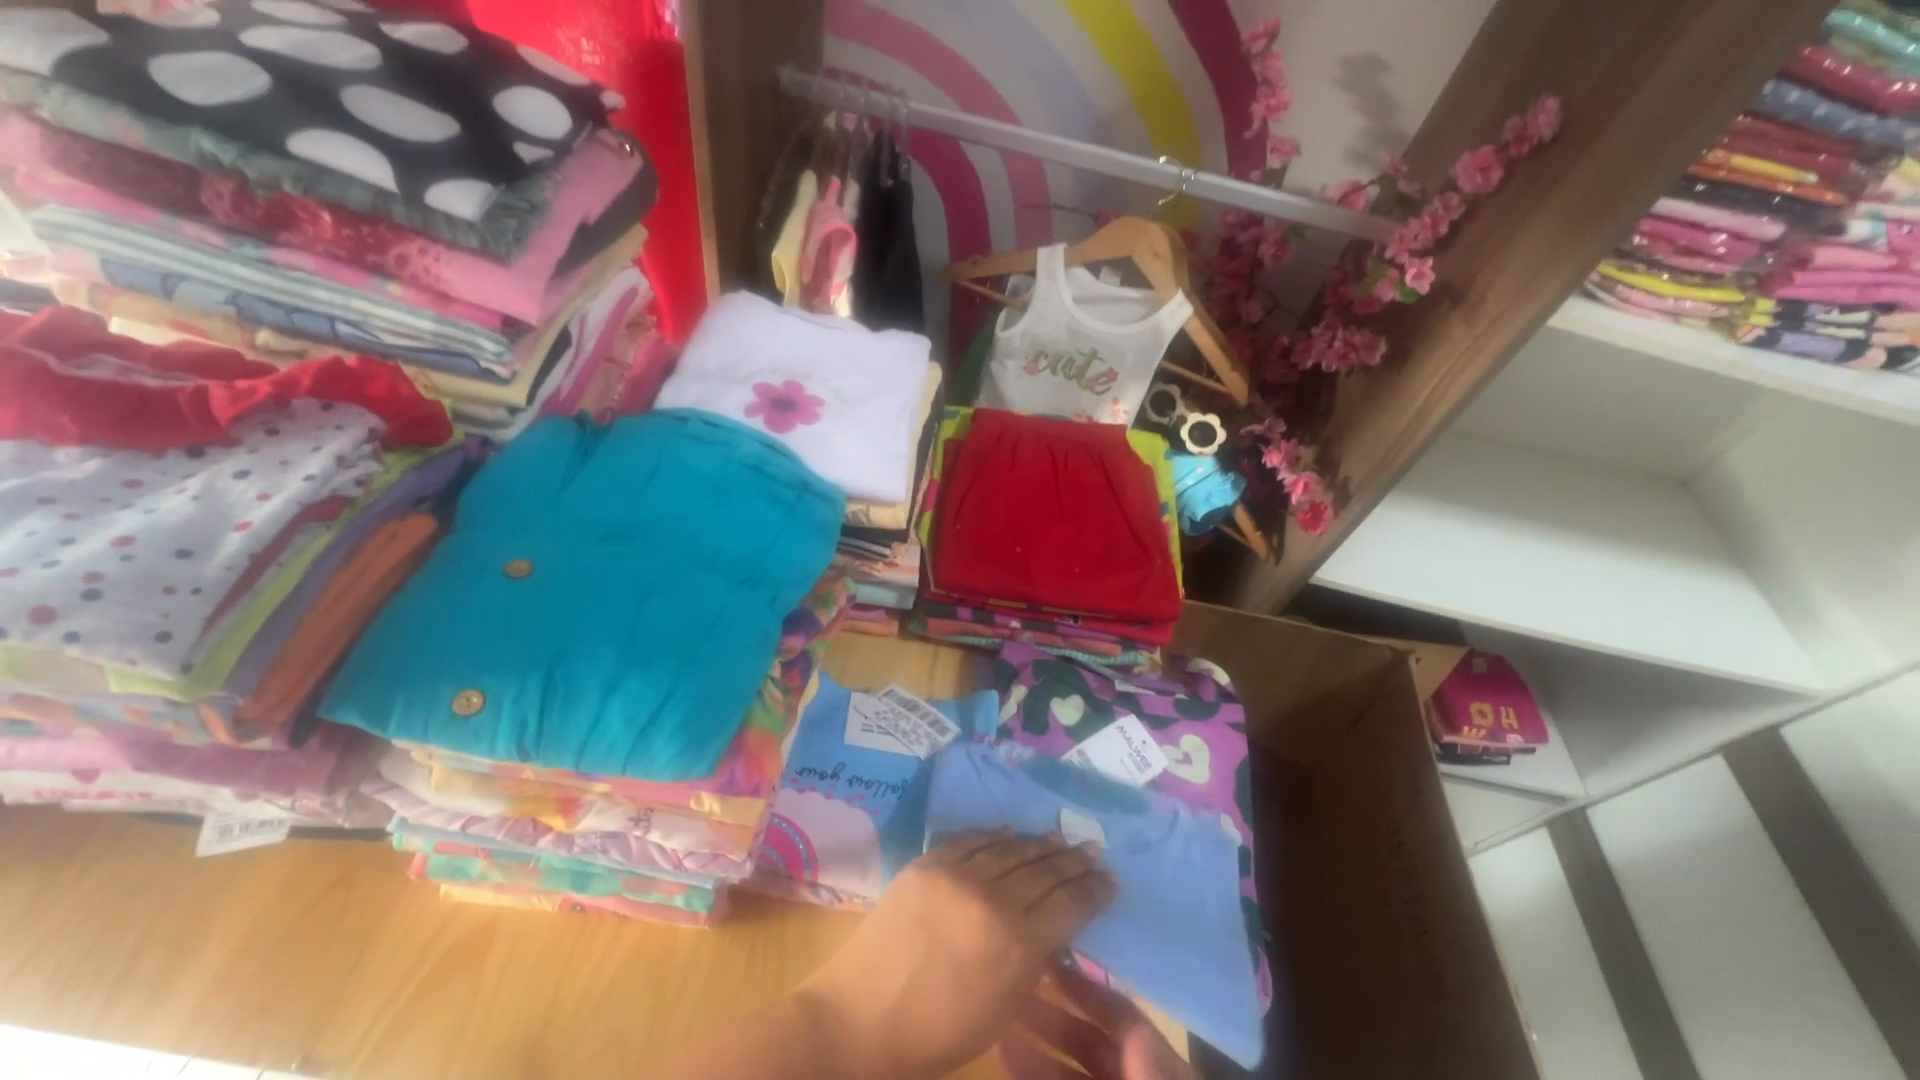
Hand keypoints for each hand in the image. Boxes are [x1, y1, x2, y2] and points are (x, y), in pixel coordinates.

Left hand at [797, 828, 1115, 1079]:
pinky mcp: (925, 865)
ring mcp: (956, 877)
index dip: (1094, 889)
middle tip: (1092, 848)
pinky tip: (1008, 831)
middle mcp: (993, 900)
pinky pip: (969, 841)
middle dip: (1073, 860)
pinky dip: (993, 835)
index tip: (1109, 877)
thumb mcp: (1003, 1008)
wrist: (860, 1018)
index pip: (1070, 904)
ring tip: (1059, 836)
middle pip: (1044, 870)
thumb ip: (1033, 961)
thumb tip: (1052, 926)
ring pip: (1009, 849)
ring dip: (1038, 842)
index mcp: (1018, 943)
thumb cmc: (938, 1032)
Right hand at [1001, 966, 1196, 1079]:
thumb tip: (1131, 1022)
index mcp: (1160, 1064)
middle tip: (1013, 988)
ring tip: (1000, 1024)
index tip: (1051, 958)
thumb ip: (1147, 1060)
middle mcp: (1134, 1073)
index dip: (1087, 987)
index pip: (1121, 1015)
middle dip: (1052, 1016)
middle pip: (1090, 1041)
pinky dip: (1035, 1073)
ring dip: (1037, 1048)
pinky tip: (1007, 1059)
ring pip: (1071, 1069)